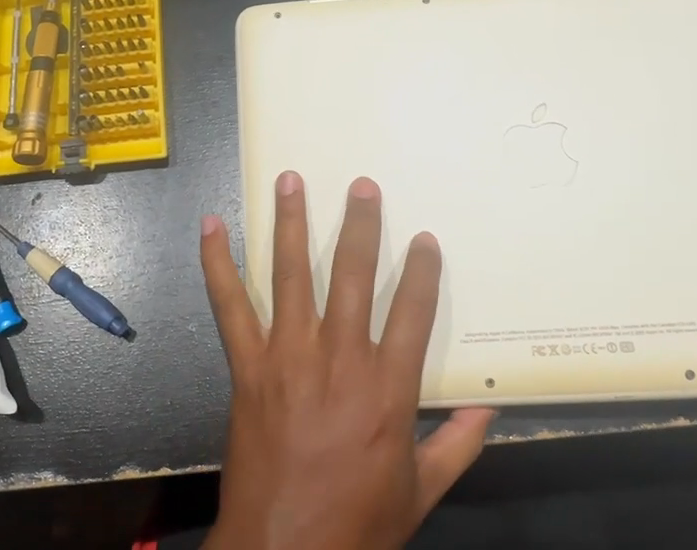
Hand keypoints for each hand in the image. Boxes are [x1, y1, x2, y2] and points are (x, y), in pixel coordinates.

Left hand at [200, 171, 493, 549]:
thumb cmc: (355, 523)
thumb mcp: (419, 492)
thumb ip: (454, 446)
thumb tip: (485, 410)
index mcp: (388, 388)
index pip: (414, 313)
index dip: (423, 272)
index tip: (426, 240)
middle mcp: (340, 358)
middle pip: (354, 276)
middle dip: (360, 226)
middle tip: (363, 186)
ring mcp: (289, 356)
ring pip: (292, 275)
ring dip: (292, 224)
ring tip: (291, 180)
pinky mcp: (248, 366)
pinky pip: (230, 306)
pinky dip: (218, 265)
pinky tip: (211, 227)